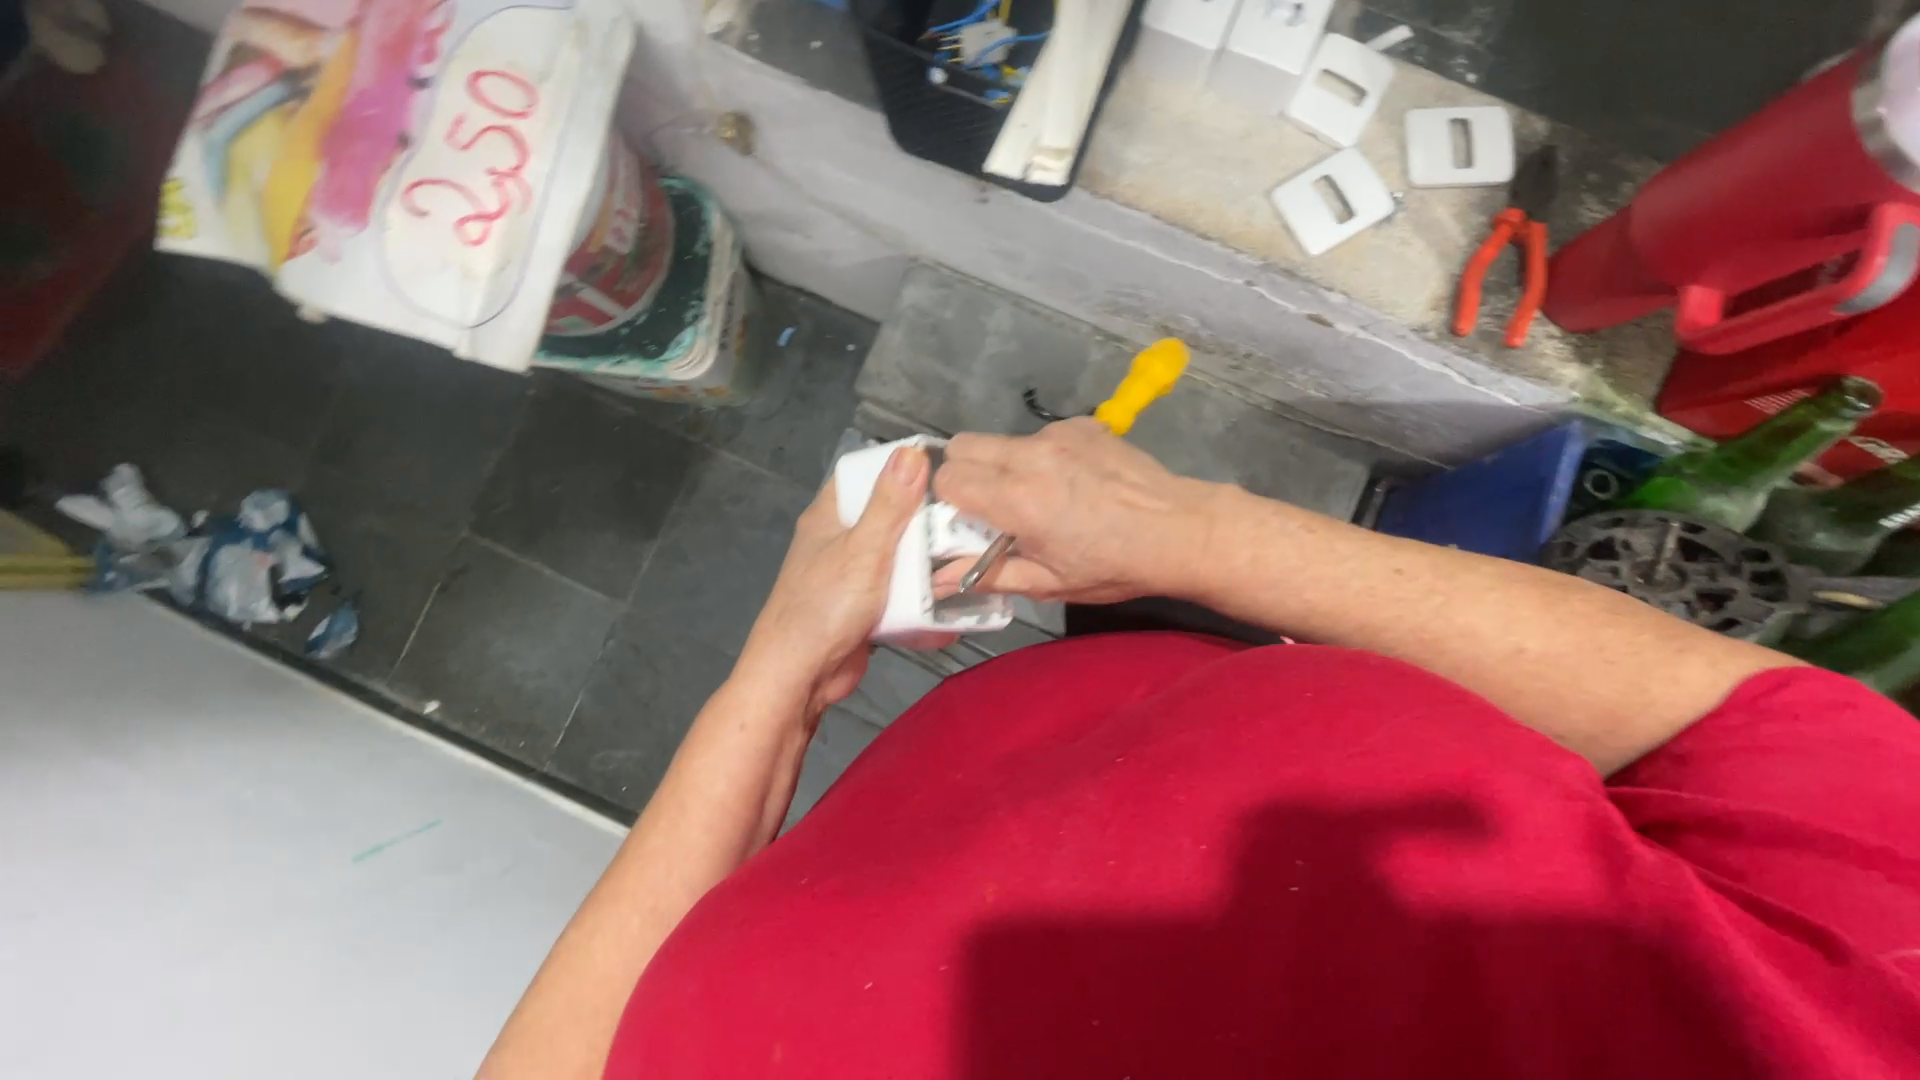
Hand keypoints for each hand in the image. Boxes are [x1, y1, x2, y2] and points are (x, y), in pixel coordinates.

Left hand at [738, 446, 950, 716]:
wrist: (800, 676)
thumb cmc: (825, 604)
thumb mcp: (863, 548)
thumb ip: (890, 504)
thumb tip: (912, 451)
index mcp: (830, 516)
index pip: (864, 475)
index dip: (899, 467)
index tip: (944, 468)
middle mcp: (838, 541)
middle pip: (888, 518)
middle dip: (925, 521)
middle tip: (971, 518)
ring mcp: (850, 578)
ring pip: (897, 560)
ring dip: (927, 565)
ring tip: (972, 558)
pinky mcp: (862, 610)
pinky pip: (898, 597)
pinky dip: (921, 602)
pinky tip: (955, 605)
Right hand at [931, 418, 1222, 603]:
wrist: (1180, 530)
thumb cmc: (1114, 566)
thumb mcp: (1050, 584)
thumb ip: (990, 575)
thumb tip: (938, 579)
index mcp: (1017, 498)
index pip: (948, 477)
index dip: (948, 501)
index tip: (968, 522)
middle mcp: (1030, 456)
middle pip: (963, 445)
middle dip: (964, 473)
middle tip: (991, 507)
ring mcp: (1058, 434)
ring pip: (1001, 441)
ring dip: (1003, 466)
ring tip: (1040, 496)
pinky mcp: (1081, 425)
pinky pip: (1039, 435)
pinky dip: (1040, 456)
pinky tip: (1072, 481)